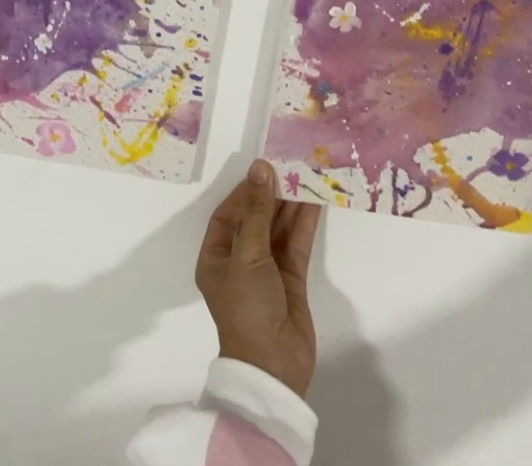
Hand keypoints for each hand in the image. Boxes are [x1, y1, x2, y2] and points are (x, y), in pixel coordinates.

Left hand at [196, 159, 321, 396]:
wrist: (273, 363)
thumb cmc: (247, 306)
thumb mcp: (248, 255)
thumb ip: (257, 211)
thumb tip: (260, 170)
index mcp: (215, 257)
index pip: (227, 216)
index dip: (244, 193)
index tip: (262, 170)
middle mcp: (239, 261)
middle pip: (254, 220)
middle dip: (270, 197)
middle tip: (289, 168)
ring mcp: (266, 271)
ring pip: (278, 230)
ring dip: (290, 207)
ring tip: (305, 177)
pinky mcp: (291, 279)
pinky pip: (296, 245)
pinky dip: (304, 225)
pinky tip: (315, 202)